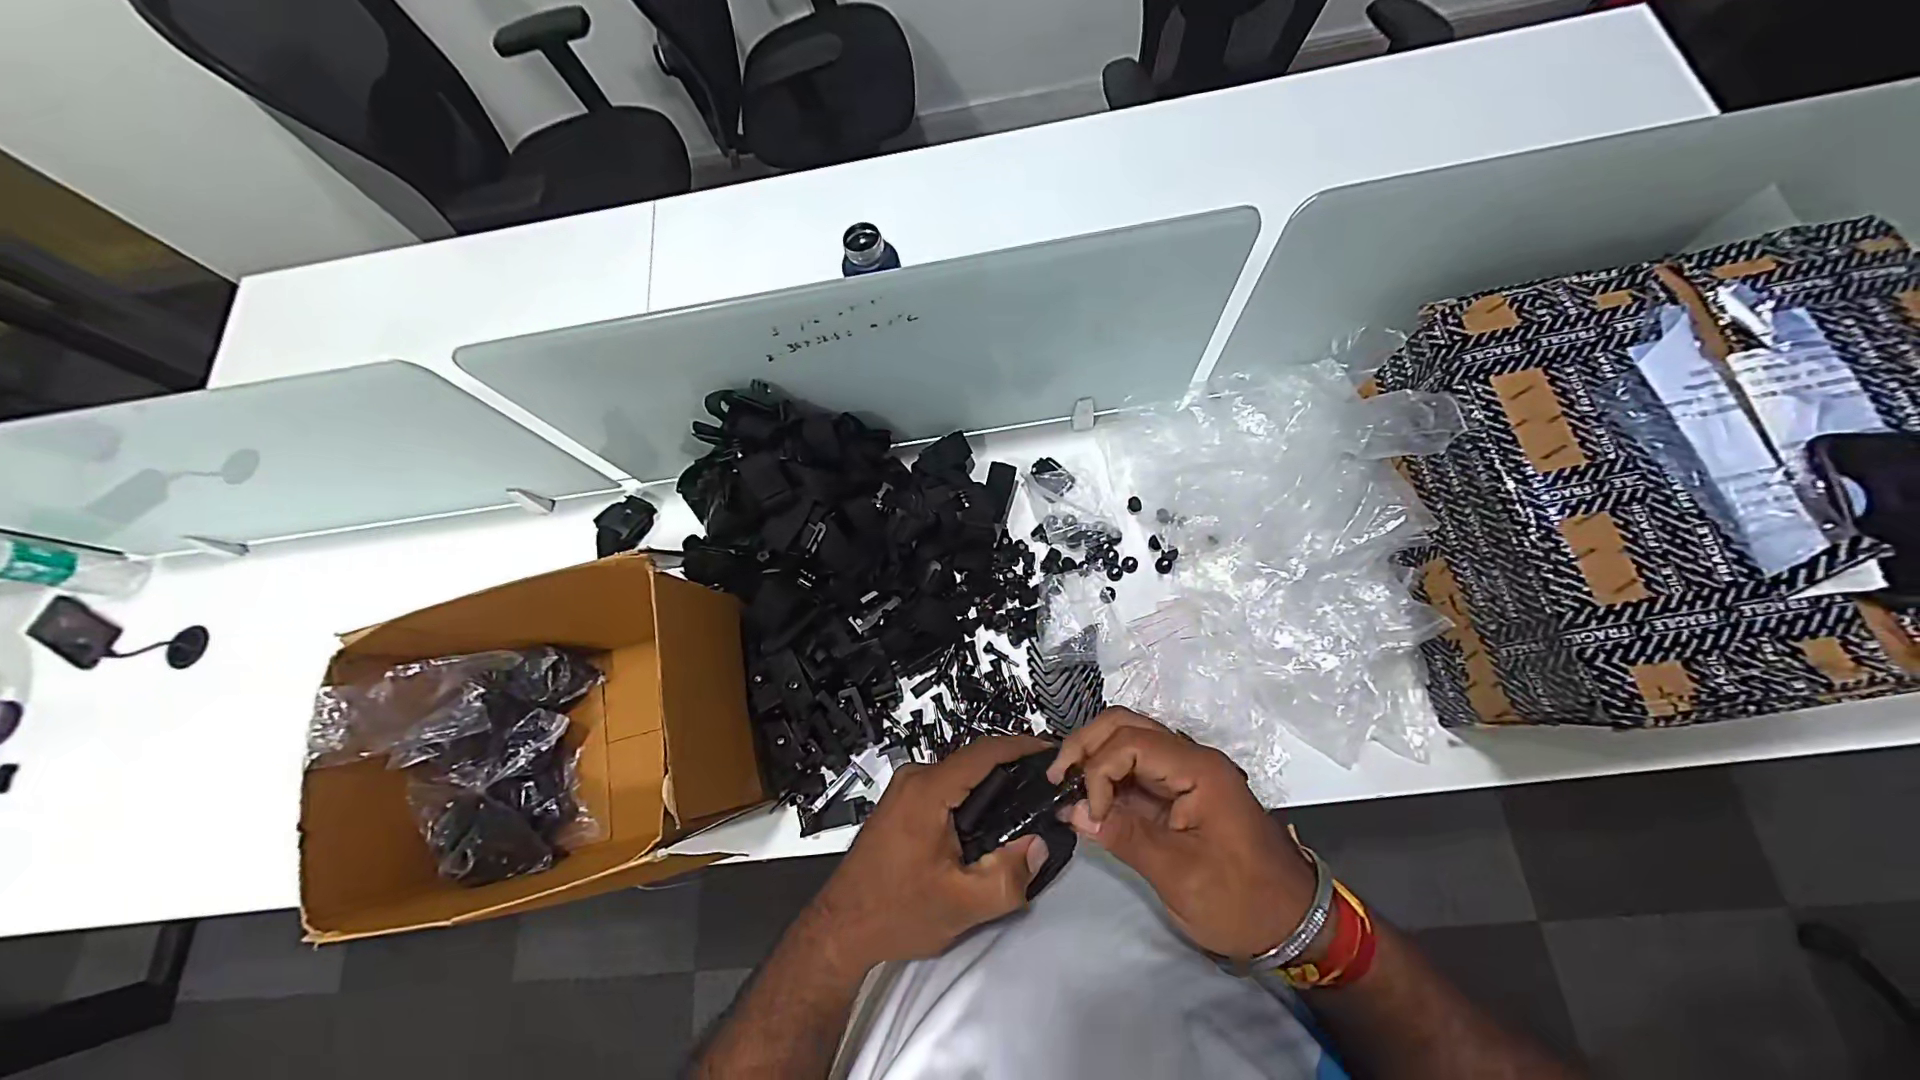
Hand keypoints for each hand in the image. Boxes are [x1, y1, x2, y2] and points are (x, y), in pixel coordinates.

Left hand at [803, 735, 1053, 975]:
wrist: (841, 928)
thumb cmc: (893, 913)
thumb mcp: (962, 905)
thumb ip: (1008, 877)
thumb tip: (1038, 846)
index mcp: (926, 791)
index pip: (984, 752)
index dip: (1022, 746)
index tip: (1052, 753)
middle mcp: (913, 780)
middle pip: (974, 760)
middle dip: (1013, 768)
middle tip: (1047, 787)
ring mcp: (905, 790)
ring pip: (961, 775)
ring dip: (993, 785)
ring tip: (1027, 805)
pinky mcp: (902, 803)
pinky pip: (947, 787)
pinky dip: (973, 797)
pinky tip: (991, 821)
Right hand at [1048, 708, 1317, 959]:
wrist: (1295, 924)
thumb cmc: (1242, 901)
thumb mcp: (1180, 875)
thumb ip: (1124, 836)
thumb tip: (1072, 811)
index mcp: (1198, 770)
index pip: (1131, 742)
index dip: (1098, 771)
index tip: (1089, 813)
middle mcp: (1191, 759)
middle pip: (1126, 725)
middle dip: (1086, 745)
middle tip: (1057, 776)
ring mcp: (1185, 773)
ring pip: (1128, 740)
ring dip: (1093, 757)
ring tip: (1066, 784)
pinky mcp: (1179, 792)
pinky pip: (1135, 769)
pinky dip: (1106, 777)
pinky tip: (1088, 798)